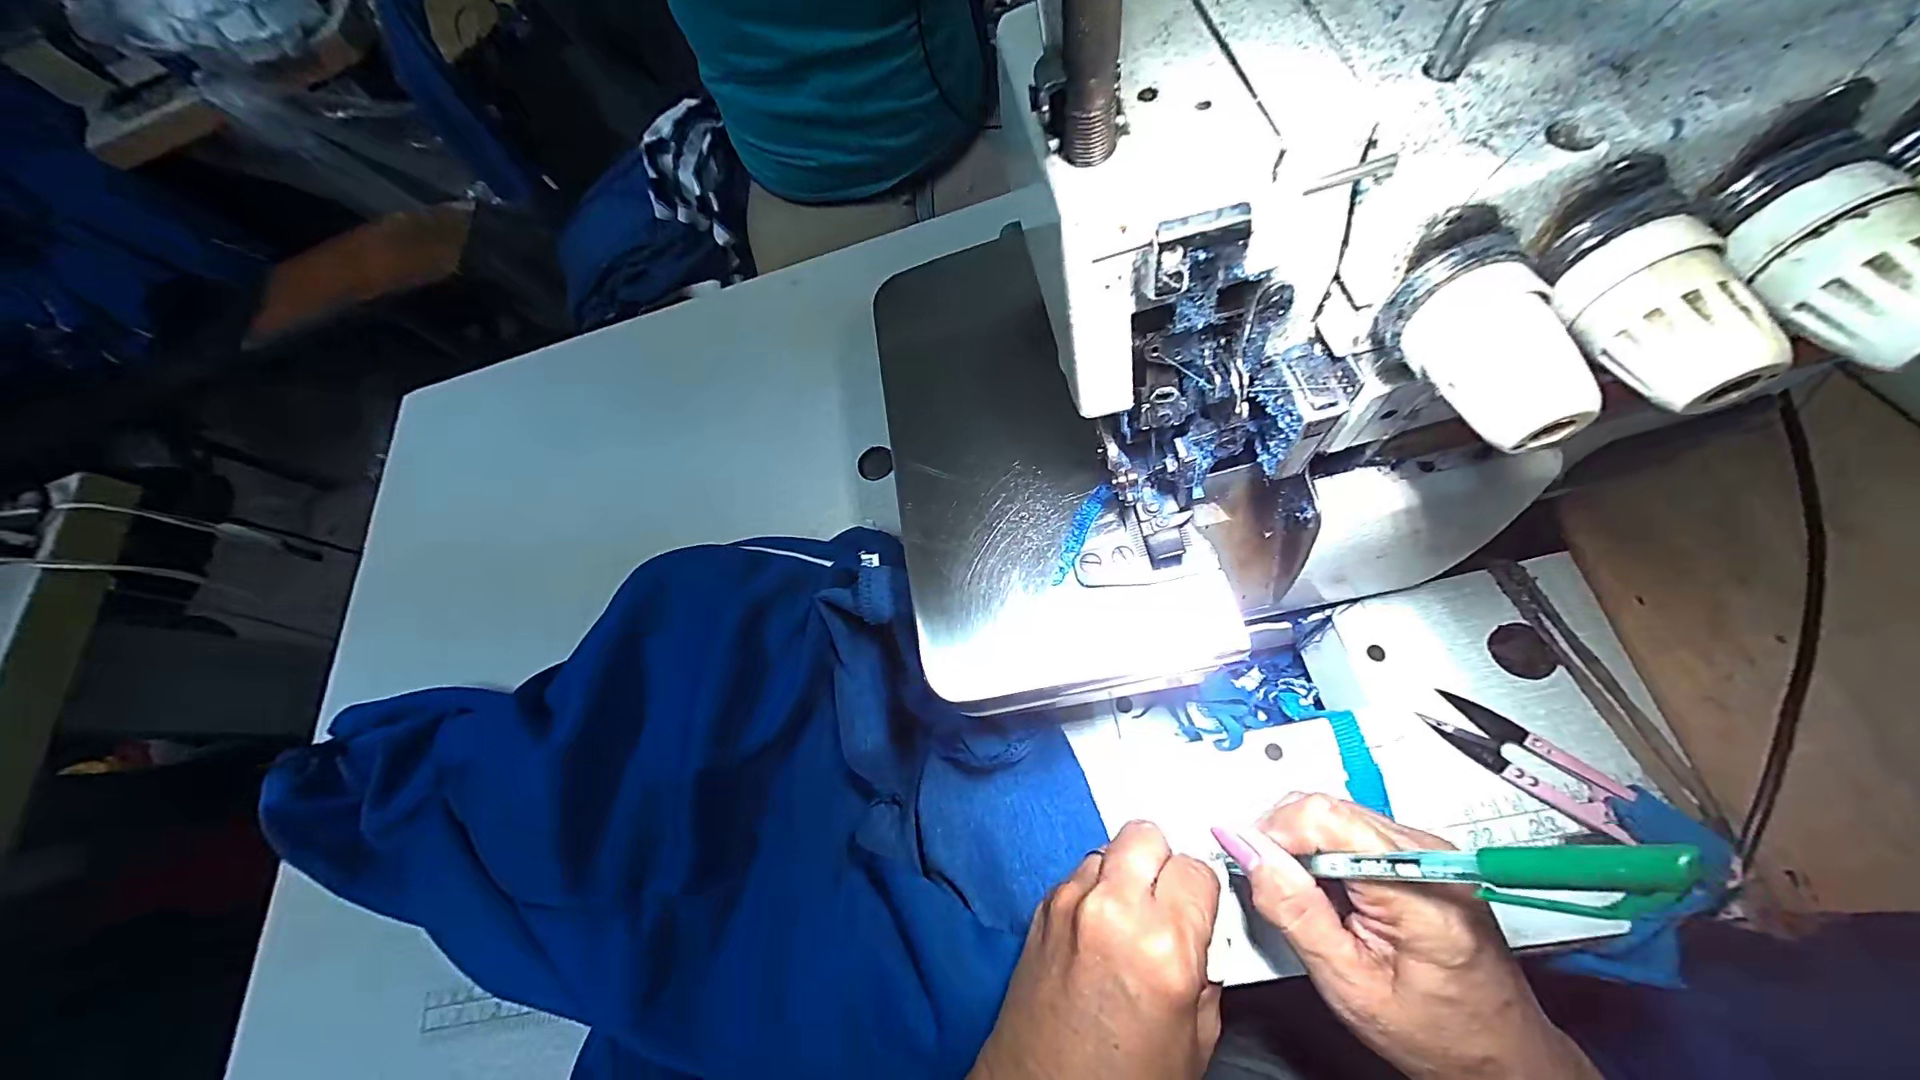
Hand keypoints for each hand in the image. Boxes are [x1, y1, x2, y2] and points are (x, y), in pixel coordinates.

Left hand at [970, 821, 1222, 1079]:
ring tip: (1129, 914)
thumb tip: (1205, 925)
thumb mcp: (1193, 1036)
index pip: (1196, 868)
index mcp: (1163, 945)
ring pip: (1110, 847)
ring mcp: (1071, 900)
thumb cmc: (1117, 1079)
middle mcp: (1112, 909)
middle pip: (1146, 835)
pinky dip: (1095, 887)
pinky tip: (1099, 925)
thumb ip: (1206, 966)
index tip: (1200, 904)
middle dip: (1162, 861)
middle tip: (1166, 898)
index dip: (1202, 888)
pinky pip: (1080, 871)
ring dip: (1125, 872)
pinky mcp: (1043, 904)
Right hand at [1214, 794, 1600, 1079]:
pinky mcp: (1413, 850)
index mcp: (1418, 886)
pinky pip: (1344, 827)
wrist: (1500, 1056)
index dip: (1274, 835)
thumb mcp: (1349, 984)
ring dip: (1300, 849)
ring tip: (1311, 901)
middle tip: (1278, 892)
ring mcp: (1422, 846)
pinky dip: (1320, 853)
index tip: (1255, 866)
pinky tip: (1330, 893)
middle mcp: (1425, 852)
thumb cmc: (1439, 1035)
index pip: (1321, 816)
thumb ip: (1293, 910)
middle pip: (1321, 808)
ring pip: (1328, 812)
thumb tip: (1246, 849)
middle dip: (1283, 842)